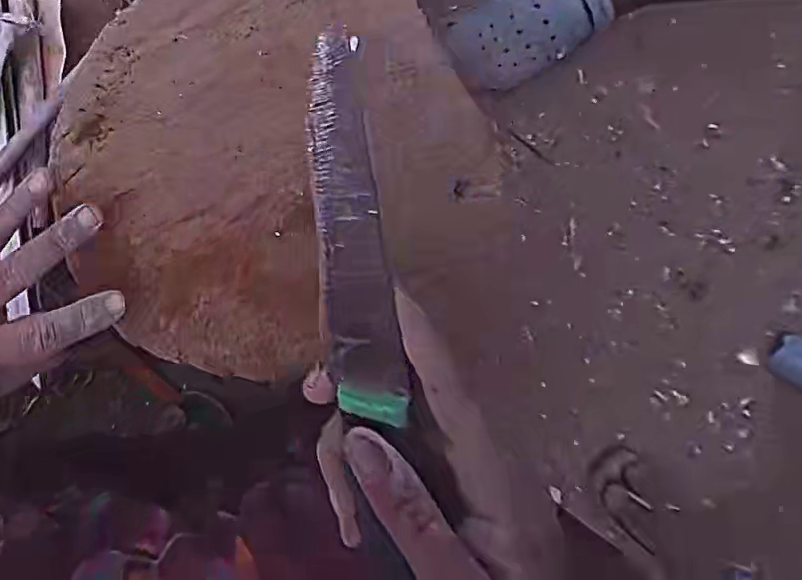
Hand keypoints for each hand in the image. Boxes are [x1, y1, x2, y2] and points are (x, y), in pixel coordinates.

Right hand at [306, 290, 563, 579]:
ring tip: (343, 511)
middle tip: (312, 393)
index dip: (411, 323)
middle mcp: (470, 441)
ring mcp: (453, 454)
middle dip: (349, 382)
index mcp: (489, 460)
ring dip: (346, 444)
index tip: (375, 282)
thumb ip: (415, 520)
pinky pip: (386, 440)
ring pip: (383, 412)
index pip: (446, 373)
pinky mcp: (438, 468)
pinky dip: (358, 464)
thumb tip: (359, 440)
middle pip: (401, 381)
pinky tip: (353, 512)